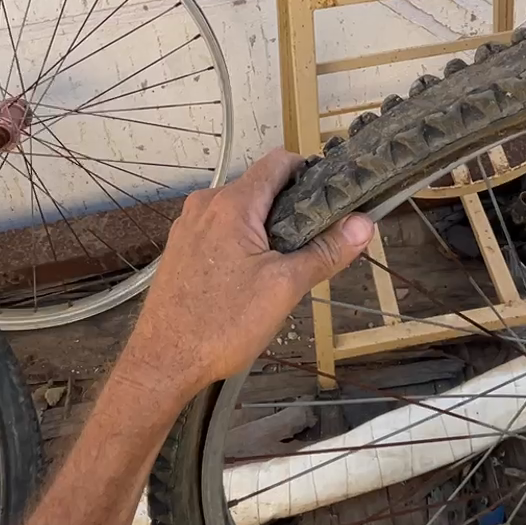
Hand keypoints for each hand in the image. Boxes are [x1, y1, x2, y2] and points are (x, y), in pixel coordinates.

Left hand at [119, 149, 373, 400]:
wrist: (162, 363)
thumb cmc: (221, 325)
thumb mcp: (284, 288)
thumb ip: (325, 251)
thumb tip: (363, 224)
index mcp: (232, 203)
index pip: (279, 161)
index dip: (310, 171)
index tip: (332, 196)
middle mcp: (207, 204)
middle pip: (261, 186)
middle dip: (291, 207)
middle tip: (315, 240)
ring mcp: (190, 225)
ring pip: (241, 209)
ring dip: (267, 227)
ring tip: (285, 264)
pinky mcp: (181, 247)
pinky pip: (221, 228)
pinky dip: (243, 240)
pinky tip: (251, 276)